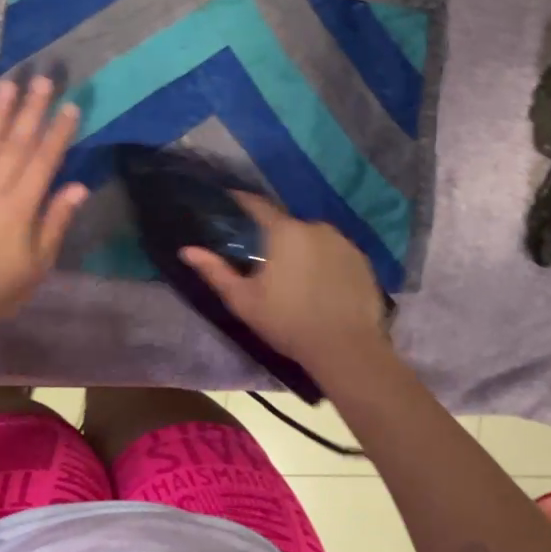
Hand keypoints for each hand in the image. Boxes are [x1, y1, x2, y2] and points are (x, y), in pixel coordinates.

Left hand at [0, 77, 88, 334]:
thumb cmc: (3, 288)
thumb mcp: (40, 262)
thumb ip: (56, 221)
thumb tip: (78, 186)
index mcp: (20, 206)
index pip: (43, 160)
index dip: (58, 132)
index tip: (70, 106)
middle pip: (15, 143)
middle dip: (31, 110)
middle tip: (42, 80)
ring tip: (6, 85)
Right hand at [179, 194, 389, 370]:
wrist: (346, 349)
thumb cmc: (288, 322)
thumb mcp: (244, 300)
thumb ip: (215, 271)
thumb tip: (187, 250)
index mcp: (284, 231)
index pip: (257, 205)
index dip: (241, 202)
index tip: (228, 203)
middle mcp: (316, 226)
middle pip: (287, 225)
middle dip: (274, 237)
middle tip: (264, 260)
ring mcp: (344, 242)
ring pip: (313, 238)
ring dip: (302, 249)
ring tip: (295, 277)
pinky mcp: (363, 260)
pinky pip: (335, 253)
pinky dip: (325, 262)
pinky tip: (321, 286)